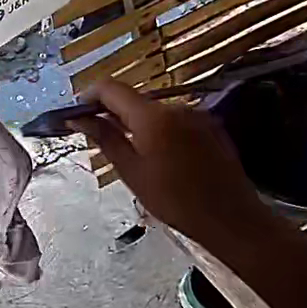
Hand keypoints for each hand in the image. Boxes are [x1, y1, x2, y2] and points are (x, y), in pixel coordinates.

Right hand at [69, 79, 281, 250]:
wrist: (230, 218)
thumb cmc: (174, 200)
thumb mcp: (132, 172)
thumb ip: (105, 138)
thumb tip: (79, 118)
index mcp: (153, 116)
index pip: (111, 89)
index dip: (89, 96)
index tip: (75, 113)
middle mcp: (176, 106)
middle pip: (134, 99)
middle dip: (111, 112)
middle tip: (94, 135)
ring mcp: (197, 115)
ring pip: (155, 111)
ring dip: (135, 123)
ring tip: (126, 151)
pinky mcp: (210, 127)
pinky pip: (175, 121)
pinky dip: (159, 130)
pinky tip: (158, 157)